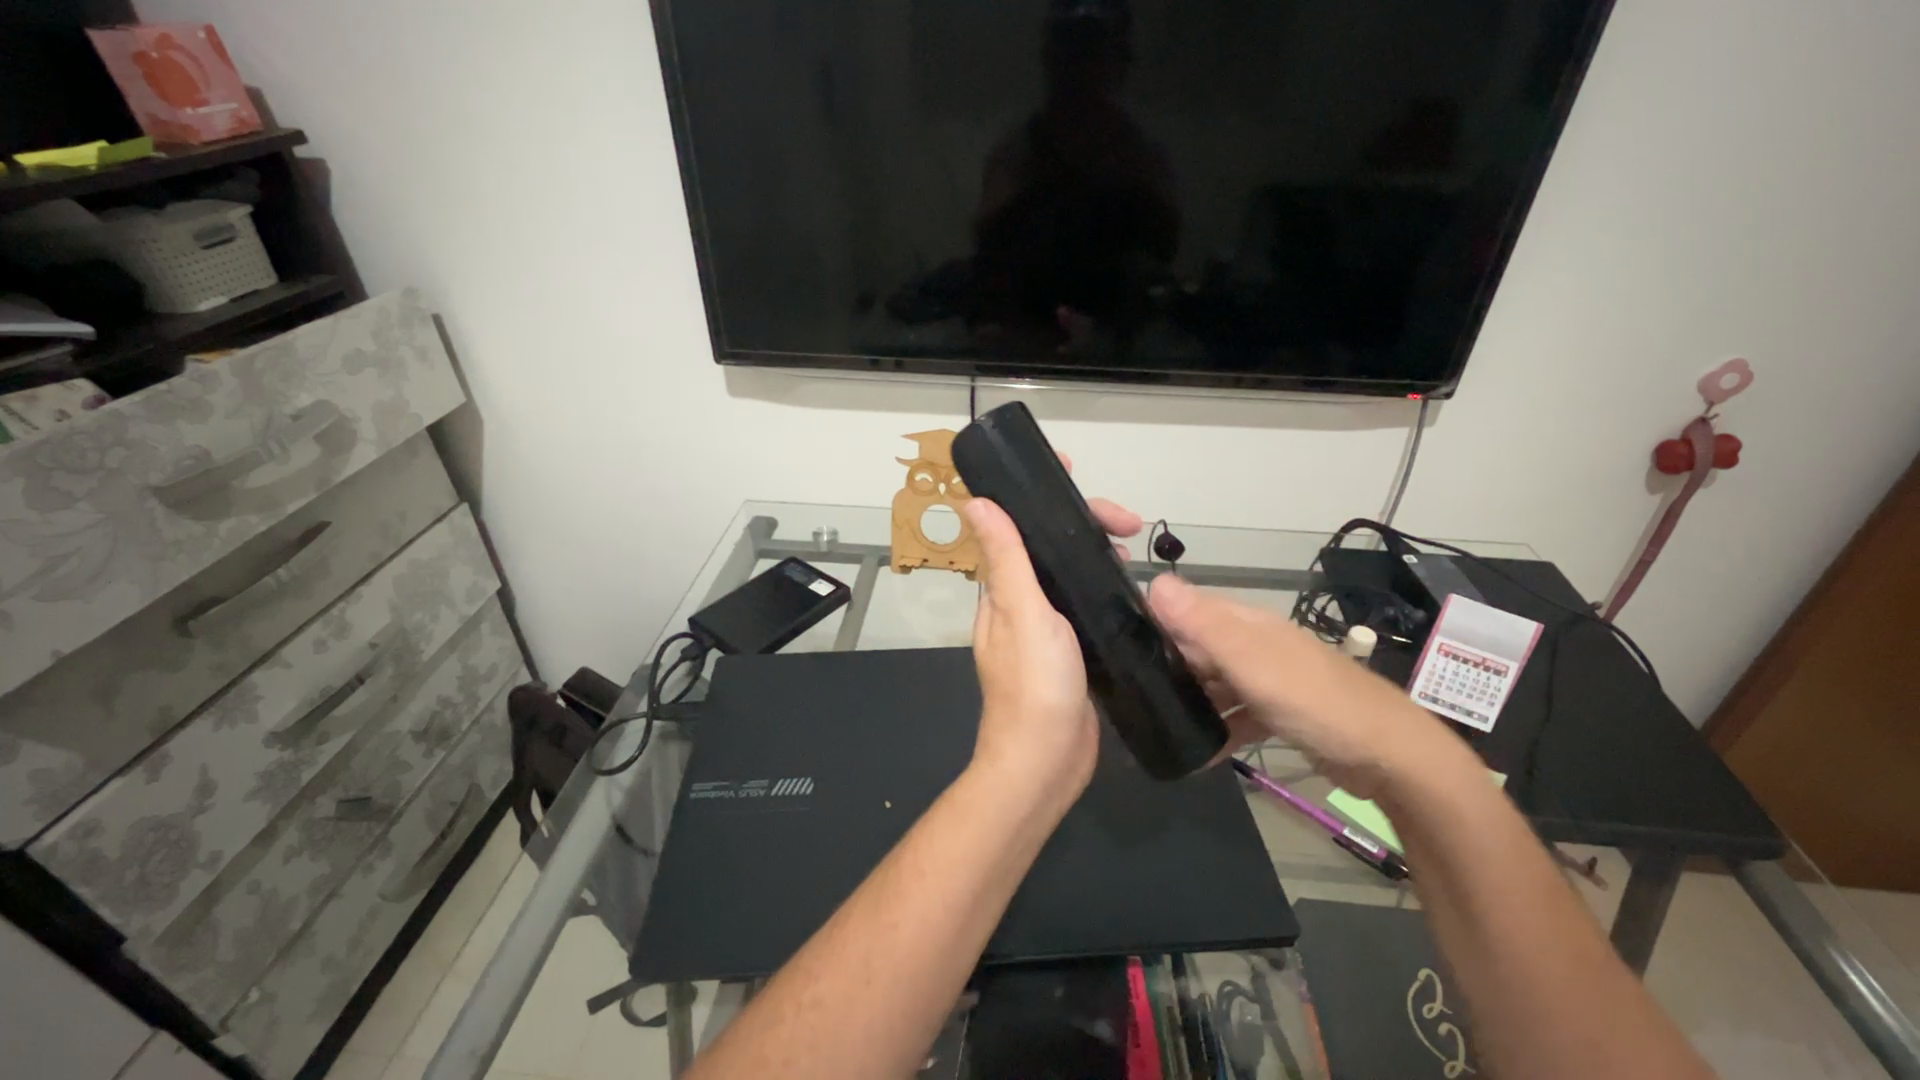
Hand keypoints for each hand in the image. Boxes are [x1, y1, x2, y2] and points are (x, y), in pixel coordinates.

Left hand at [962, 489, 1140, 801]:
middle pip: (1050, 546)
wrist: (1047, 762)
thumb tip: (974, 501)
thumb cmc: (1034, 686)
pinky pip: (1087, 606)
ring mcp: (1048, 629)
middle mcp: (1021, 604)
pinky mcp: (1073, 652)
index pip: (1016, 527)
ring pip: (1071, 574)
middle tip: (1129, 522)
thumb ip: (1006, 558)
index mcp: (1003, 591)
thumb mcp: (1023, 613)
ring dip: (1097, 551)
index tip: (1071, 472)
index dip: (1040, 495)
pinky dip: (1106, 588)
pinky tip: (1132, 588)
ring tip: (1132, 548)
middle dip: (1085, 522)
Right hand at [1148, 575, 1461, 796]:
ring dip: (1188, 700)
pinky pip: (1236, 716)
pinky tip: (1197, 754)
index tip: (1112, 646)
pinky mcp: (1280, 714)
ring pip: (1214, 683)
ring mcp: (1269, 681)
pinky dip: (1217, 730)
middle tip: (1124, 695)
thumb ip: (1204, 625)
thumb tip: (1154, 581)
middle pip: (1198, 648)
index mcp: (1248, 624)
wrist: (1388, 757)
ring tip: (1151, 724)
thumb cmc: (1315, 702)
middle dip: (1164, 666)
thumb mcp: (1253, 662)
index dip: (1152, 621)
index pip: (1188, 610)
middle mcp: (1255, 646)